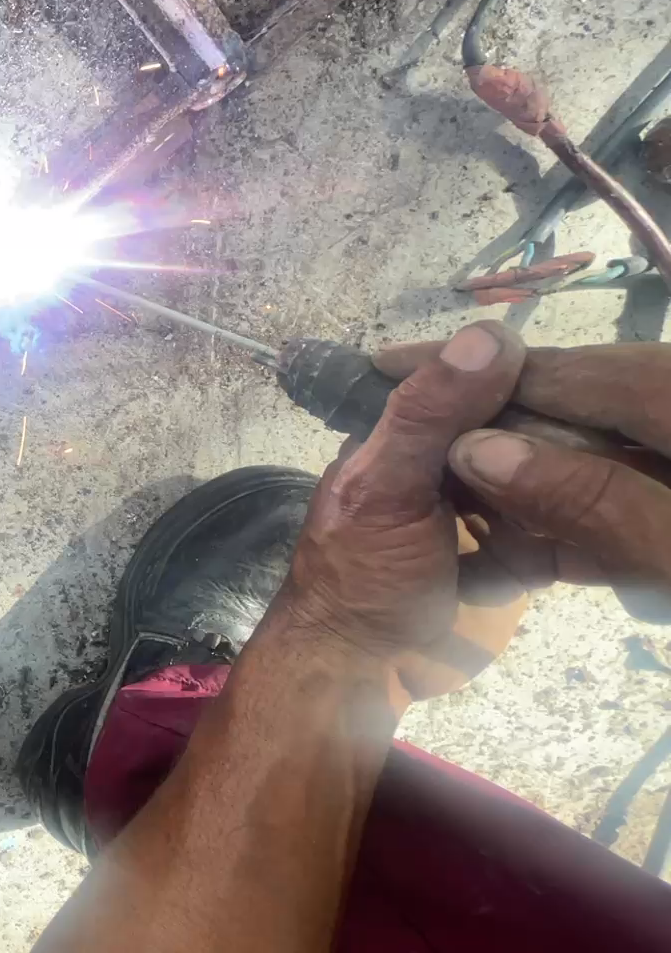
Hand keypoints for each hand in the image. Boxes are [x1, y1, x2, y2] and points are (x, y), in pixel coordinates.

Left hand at [376, 340, 670, 622]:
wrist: (356, 658)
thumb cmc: (360, 571)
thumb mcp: (386, 487)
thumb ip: (426, 418)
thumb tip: (485, 335)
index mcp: (400, 438)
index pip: (480, 387)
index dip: (537, 383)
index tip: (606, 388)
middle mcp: (439, 464)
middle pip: (524, 433)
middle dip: (572, 442)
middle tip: (636, 455)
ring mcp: (475, 510)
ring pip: (548, 481)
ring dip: (576, 494)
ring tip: (625, 495)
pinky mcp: (502, 553)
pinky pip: (555, 533)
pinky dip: (572, 542)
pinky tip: (597, 548)